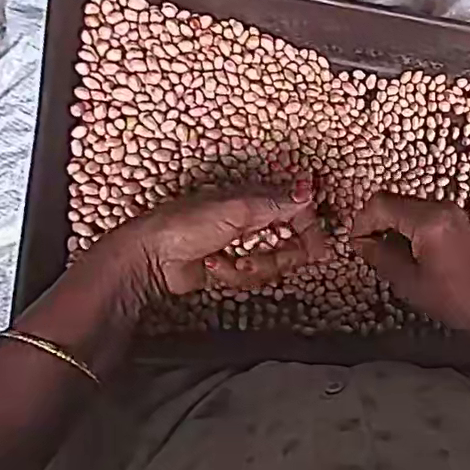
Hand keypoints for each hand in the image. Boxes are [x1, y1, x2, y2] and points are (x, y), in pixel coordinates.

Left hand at [89, 180, 328, 303]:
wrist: (151, 258)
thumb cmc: (185, 226)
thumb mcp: (237, 211)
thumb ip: (277, 204)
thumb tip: (307, 191)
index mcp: (256, 201)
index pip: (299, 214)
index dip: (310, 232)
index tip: (317, 249)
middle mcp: (253, 222)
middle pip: (290, 245)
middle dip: (276, 257)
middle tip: (254, 258)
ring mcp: (243, 246)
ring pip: (272, 266)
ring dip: (250, 268)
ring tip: (228, 261)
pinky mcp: (232, 268)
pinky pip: (251, 278)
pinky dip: (232, 275)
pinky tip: (213, 266)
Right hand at [351, 193, 469, 364]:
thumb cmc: (454, 299)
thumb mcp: (408, 281)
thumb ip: (380, 256)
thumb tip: (362, 243)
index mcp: (429, 221)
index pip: (381, 204)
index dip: (362, 222)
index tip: (355, 240)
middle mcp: (442, 209)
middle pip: (394, 201)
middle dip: (375, 222)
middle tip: (365, 247)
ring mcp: (451, 213)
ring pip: (407, 206)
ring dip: (390, 224)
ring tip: (382, 252)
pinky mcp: (456, 221)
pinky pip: (422, 214)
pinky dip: (407, 227)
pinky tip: (403, 250)